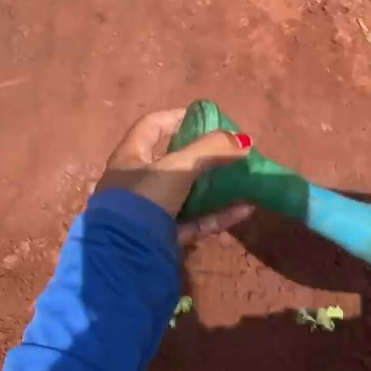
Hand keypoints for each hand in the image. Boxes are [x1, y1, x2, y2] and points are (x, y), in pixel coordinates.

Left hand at [96, 108, 254, 244]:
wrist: (125, 253)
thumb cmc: (144, 197)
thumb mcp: (178, 167)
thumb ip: (210, 150)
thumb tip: (244, 139)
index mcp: (130, 157)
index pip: (151, 126)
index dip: (176, 117)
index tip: (204, 117)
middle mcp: (136, 183)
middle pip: (172, 162)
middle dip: (202, 156)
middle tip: (228, 151)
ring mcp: (150, 212)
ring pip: (187, 193)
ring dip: (215, 187)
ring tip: (241, 179)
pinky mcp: (165, 236)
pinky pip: (196, 221)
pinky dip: (219, 215)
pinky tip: (245, 210)